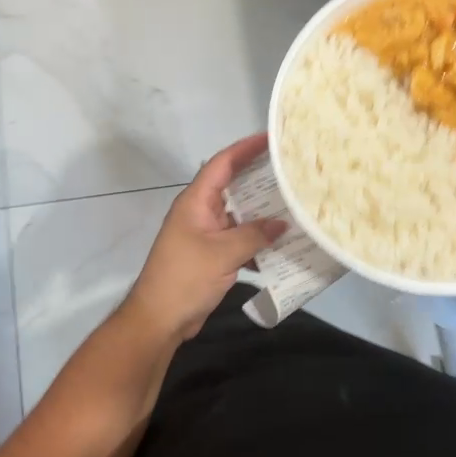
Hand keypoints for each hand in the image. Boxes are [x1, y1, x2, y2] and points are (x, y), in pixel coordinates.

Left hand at [120, 134, 287, 338]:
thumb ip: (254, 235)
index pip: (222, 163)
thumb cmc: (185, 278)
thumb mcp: (224, 254)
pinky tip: (282, 244)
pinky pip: (238, 238)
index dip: (245, 148)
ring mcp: (205, 234)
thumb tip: (282, 224)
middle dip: (260, 177)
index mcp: (196, 202)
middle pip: (232, 186)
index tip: (271, 138)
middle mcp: (200, 212)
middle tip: (292, 170)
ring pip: (238, 214)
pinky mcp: (211, 255)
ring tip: (295, 204)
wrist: (160, 318)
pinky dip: (257, 240)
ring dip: (263, 212)